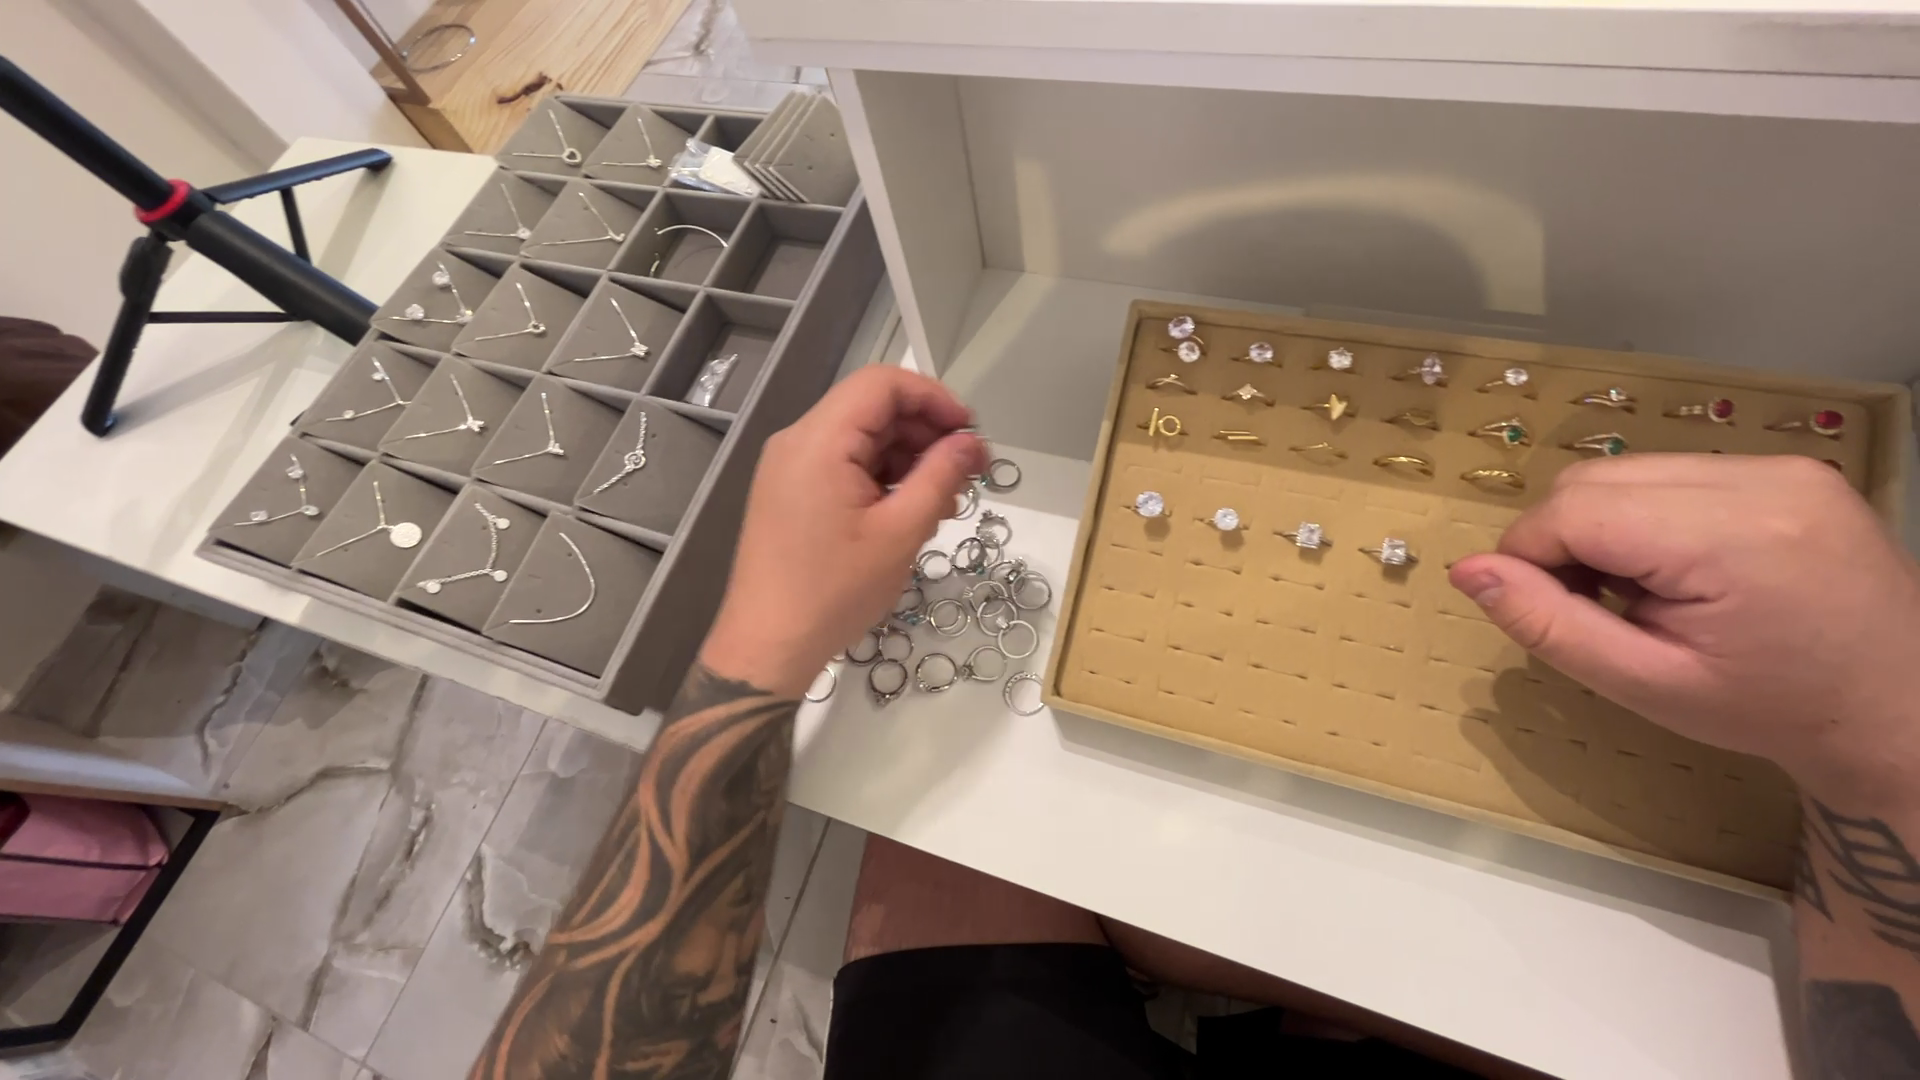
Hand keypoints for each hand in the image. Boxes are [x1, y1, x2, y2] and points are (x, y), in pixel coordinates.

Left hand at [700, 367, 986, 696]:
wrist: (767, 646)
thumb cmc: (834, 591)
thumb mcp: (899, 533)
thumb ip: (940, 477)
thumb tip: (972, 443)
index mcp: (818, 440)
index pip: (882, 384)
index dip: (934, 398)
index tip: (970, 434)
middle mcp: (798, 442)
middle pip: (872, 410)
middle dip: (925, 433)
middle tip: (968, 473)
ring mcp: (790, 468)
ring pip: (861, 440)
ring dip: (908, 460)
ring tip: (943, 502)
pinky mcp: (791, 493)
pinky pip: (844, 466)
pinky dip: (882, 479)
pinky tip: (910, 511)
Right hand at [1449, 454, 1919, 803]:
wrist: (1904, 711)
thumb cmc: (1767, 710)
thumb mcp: (1639, 682)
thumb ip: (1544, 623)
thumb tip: (1465, 571)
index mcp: (1732, 537)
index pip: (1570, 512)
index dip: (1528, 558)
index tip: (1547, 611)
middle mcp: (1760, 480)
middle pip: (1588, 481)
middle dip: (1558, 539)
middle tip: (1587, 603)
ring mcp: (1780, 467)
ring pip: (1617, 472)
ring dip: (1593, 525)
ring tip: (1630, 587)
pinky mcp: (1785, 469)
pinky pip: (1661, 474)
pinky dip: (1634, 515)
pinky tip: (1667, 565)